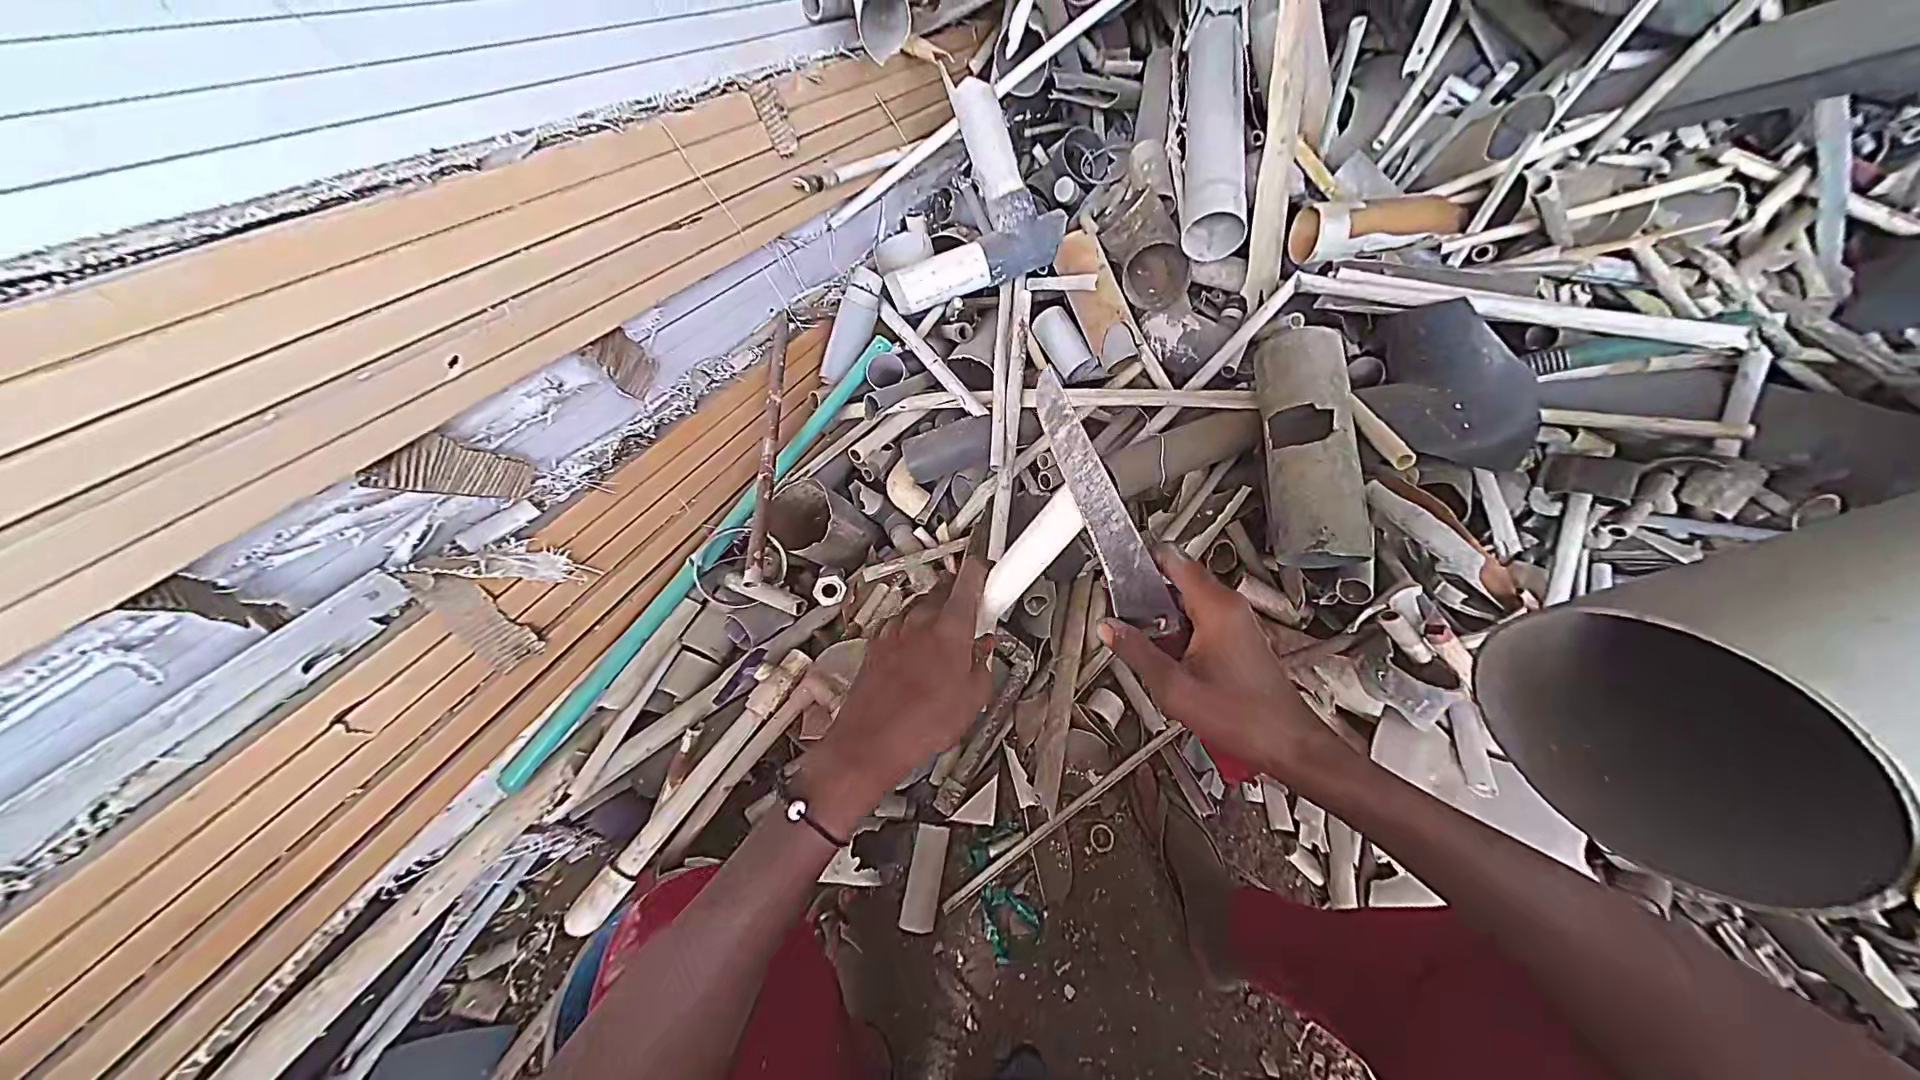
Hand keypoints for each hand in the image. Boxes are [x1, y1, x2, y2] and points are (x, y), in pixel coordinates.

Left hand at [796, 549, 994, 835]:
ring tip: (946, 646)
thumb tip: (986, 653)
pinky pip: (899, 626)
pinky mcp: (876, 644)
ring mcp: (894, 630)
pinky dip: (912, 633)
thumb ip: (984, 665)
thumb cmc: (917, 726)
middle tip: (975, 616)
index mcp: (950, 628)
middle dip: (961, 596)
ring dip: (935, 615)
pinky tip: (918, 659)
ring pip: (920, 607)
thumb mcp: (973, 700)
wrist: (869, 743)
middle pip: (944, 589)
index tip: (992, 570)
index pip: (970, 578)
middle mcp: (919, 620)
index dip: (984, 569)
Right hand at [1099, 548, 1346, 786]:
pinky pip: (1200, 620)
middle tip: (1125, 614)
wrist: (1287, 743)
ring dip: (1163, 617)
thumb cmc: (1245, 718)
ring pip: (1187, 602)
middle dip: (1148, 595)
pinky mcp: (1238, 638)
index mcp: (1217, 608)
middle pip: (1178, 581)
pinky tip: (1170, 659)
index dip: (1142, 561)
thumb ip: (1136, 651)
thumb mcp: (1174, 687)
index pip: (1174, 560)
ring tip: (1145, 641)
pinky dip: (1179, 631)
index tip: (1119, 571)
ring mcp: (1237, 622)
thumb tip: (1110, 628)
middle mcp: (1231, 608)